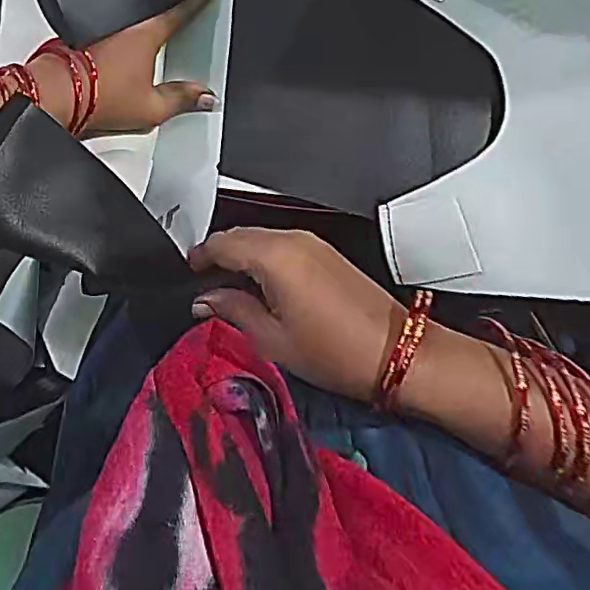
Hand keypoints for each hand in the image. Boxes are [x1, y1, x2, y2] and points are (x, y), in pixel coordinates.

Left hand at [29, 0, 218, 134]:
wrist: (57, 95)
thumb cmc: (98, 96)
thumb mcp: (151, 107)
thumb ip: (181, 99)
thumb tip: (203, 97)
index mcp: (147, 34)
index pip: (181, 12)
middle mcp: (124, 24)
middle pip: (153, 14)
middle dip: (167, 14)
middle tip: (181, 17)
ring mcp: (101, 27)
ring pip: (129, 22)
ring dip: (139, 28)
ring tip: (148, 45)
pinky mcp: (82, 35)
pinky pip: (108, 30)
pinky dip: (117, 37)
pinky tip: (118, 52)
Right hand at [188, 228, 407, 402]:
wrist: (399, 354)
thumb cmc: (336, 351)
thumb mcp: (272, 339)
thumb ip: (232, 310)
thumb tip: (206, 300)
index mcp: (273, 256)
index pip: (221, 244)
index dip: (199, 257)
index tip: (189, 272)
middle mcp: (291, 239)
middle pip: (239, 235)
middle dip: (218, 254)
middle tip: (206, 284)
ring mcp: (311, 242)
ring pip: (259, 237)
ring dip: (241, 255)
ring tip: (232, 288)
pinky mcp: (324, 251)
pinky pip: (280, 243)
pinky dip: (263, 256)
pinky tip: (262, 285)